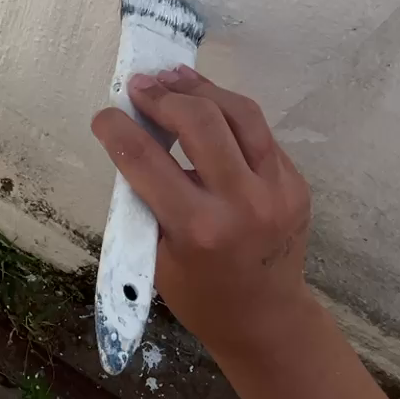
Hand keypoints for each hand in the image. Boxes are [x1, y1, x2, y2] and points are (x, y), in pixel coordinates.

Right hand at [90, 65, 314, 359]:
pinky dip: (226, 112)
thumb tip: (134, 135)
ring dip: (200, 88)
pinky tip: (204, 104)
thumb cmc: (198, 294)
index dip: (116, 128)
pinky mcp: (296, 182)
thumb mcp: (155, 252)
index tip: (103, 116)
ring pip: (240, 112)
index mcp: (198, 228)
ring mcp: (278, 190)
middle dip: (162, 96)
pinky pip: (258, 131)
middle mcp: (243, 203)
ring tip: (173, 77)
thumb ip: (146, 195)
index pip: (145, 158)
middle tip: (140, 87)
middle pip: (200, 120)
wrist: (268, 321)